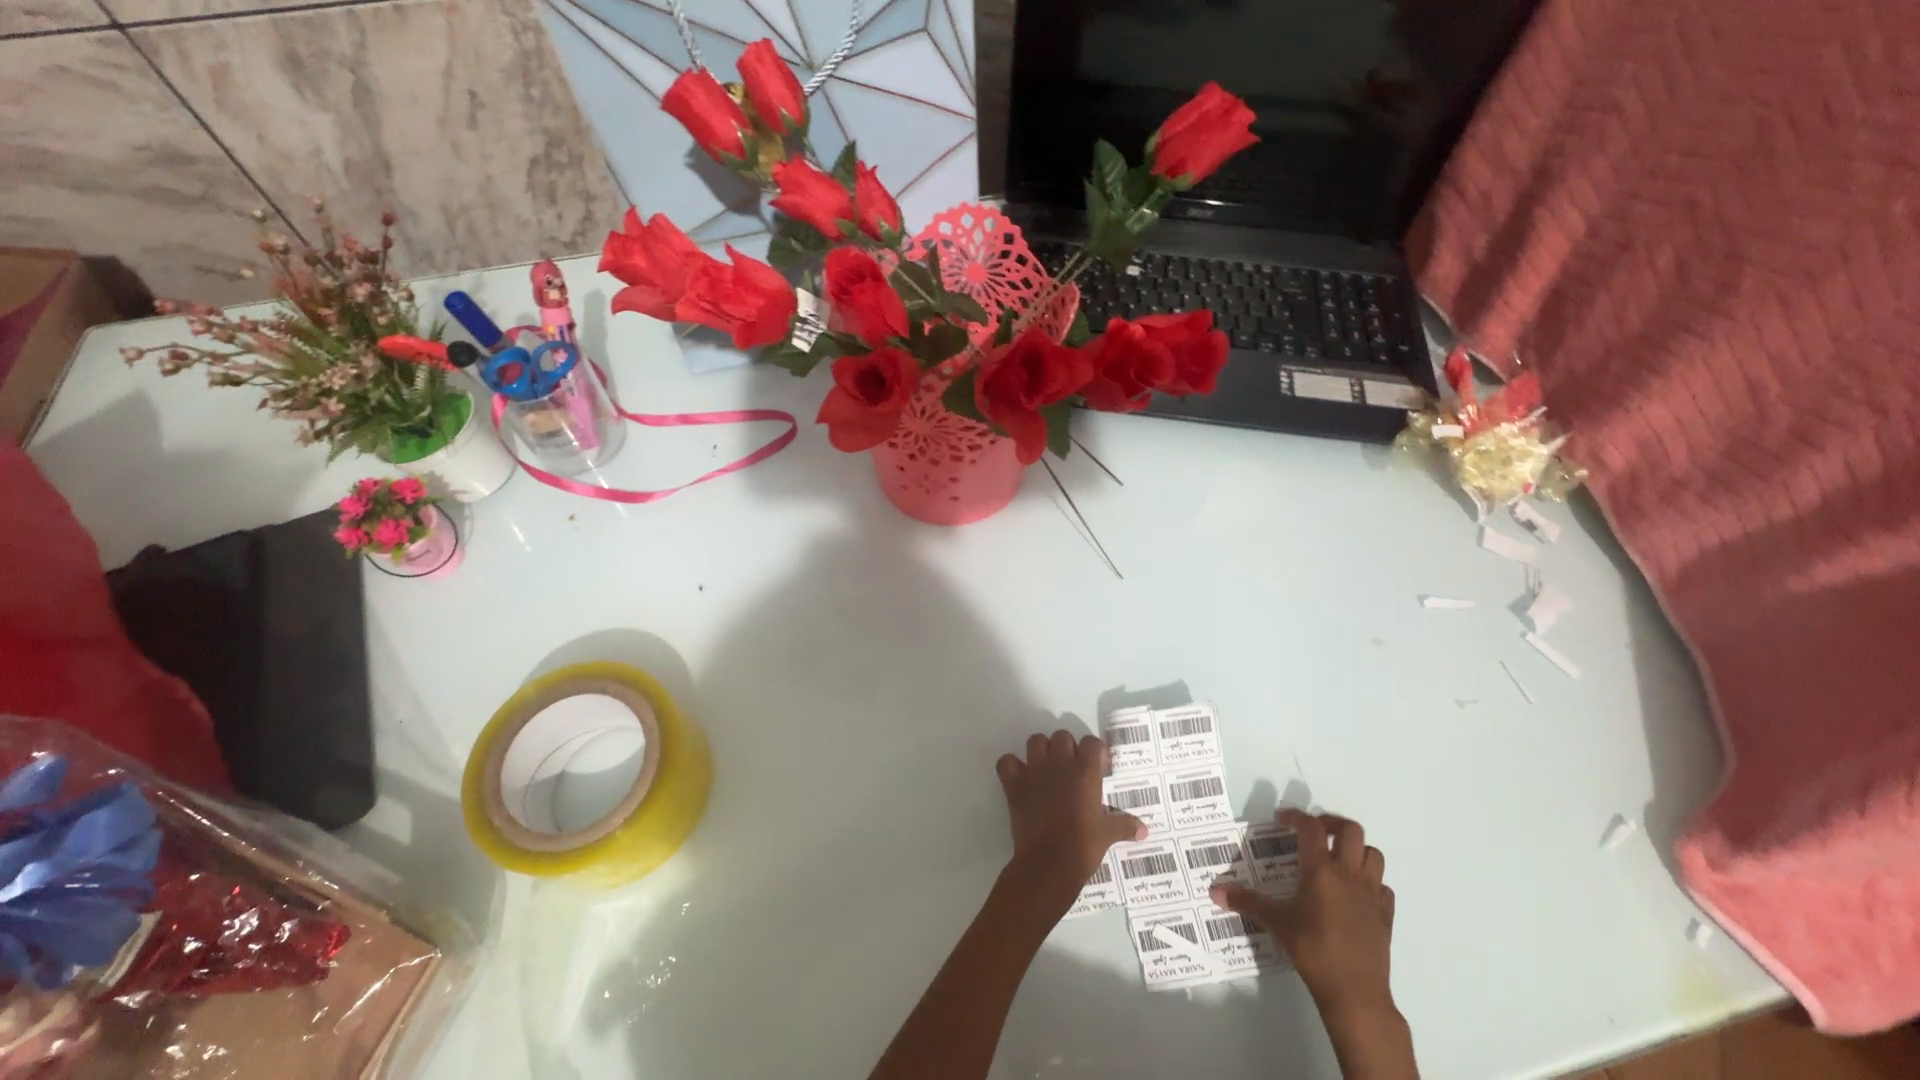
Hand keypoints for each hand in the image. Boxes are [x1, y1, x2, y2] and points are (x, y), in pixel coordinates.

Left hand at [995, 730, 1145, 903]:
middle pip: (1062, 736)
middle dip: (1067, 748)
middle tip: (1071, 769)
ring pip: (1035, 741)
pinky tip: (1019, 777)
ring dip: (1041, 751)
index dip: (1095, 752)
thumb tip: (1144, 831)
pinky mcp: (1014, 785)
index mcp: (1085, 773)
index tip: (1098, 767)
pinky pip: (1006, 762)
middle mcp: (1060, 765)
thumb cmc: (1083, 847)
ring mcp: (1034, 773)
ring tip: (1046, 769)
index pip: (1092, 743)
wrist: (1049, 864)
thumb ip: (1125, 826)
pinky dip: (1011, 766)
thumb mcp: (1108, 835)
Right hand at [1212, 810, 1395, 1015]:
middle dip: (1332, 824)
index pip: (1311, 828)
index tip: (1282, 819)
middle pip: (1351, 830)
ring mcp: (1372, 893)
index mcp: (1321, 870)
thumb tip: (1215, 890)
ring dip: (1356, 849)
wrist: (1354, 989)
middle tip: (1315, 833)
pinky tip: (1356, 894)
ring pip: (1373, 854)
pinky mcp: (1385, 914)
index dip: (1297, 817)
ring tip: (1338, 858)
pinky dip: (1371, 882)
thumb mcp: (1276, 923)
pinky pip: (1383, 886)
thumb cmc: (1312, 949)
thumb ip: (1246, 902)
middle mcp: (1349, 874)